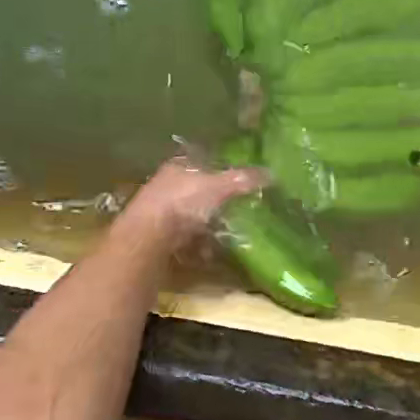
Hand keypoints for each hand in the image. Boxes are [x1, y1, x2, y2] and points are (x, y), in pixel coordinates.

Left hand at [114, 157, 265, 250]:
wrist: (148, 236)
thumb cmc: (183, 202)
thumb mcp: (218, 186)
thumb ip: (242, 180)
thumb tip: (271, 173)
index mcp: (177, 168)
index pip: (200, 164)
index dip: (218, 173)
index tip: (237, 185)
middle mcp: (163, 187)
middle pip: (193, 193)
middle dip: (212, 205)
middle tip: (235, 214)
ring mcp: (157, 214)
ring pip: (187, 219)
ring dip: (204, 229)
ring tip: (225, 237)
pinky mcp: (154, 238)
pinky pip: (181, 241)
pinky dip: (194, 248)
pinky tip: (206, 255)